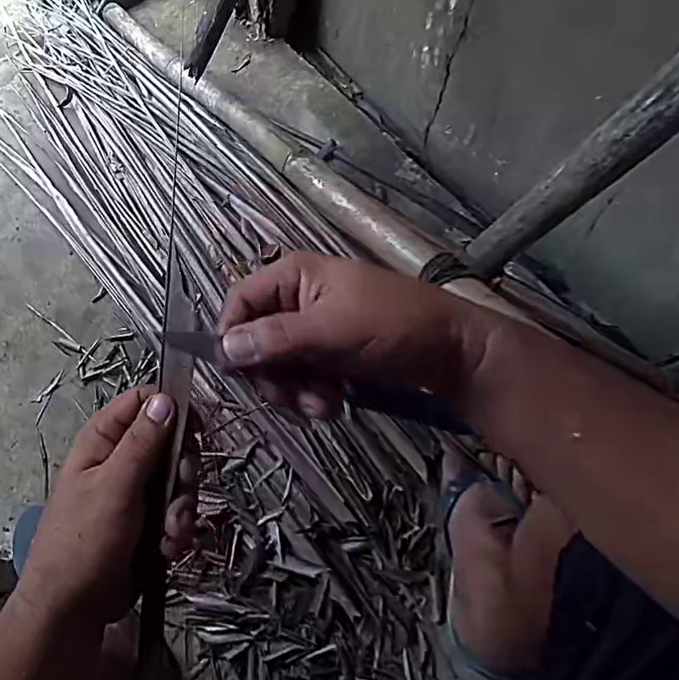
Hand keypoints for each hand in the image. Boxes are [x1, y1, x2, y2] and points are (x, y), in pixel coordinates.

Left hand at [16, 386, 199, 629]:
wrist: (72, 609)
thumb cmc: (82, 541)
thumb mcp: (114, 487)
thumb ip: (142, 443)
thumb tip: (164, 399)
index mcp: (103, 439)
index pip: (142, 402)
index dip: (170, 409)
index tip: (195, 430)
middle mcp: (121, 458)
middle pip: (170, 441)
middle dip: (183, 470)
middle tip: (181, 490)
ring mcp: (136, 490)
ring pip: (178, 479)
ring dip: (182, 507)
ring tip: (170, 533)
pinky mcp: (148, 520)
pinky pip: (176, 511)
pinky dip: (177, 529)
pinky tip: (167, 548)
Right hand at [218, 251, 505, 418]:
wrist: (454, 352)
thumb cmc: (393, 324)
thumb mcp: (331, 329)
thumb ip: (275, 338)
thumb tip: (224, 348)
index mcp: (292, 275)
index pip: (240, 301)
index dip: (232, 333)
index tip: (234, 369)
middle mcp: (296, 299)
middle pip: (254, 338)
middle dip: (270, 372)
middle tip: (286, 396)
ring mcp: (312, 329)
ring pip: (276, 364)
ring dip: (292, 390)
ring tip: (321, 403)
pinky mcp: (327, 355)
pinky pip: (300, 377)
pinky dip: (310, 394)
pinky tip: (332, 404)